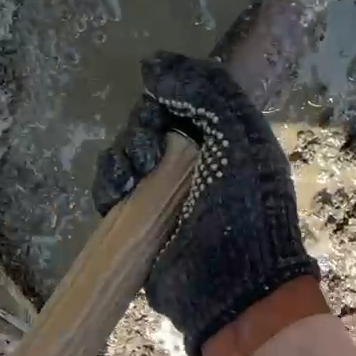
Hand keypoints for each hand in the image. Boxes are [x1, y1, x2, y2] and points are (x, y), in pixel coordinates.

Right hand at [92, 51, 318, 355]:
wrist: (237, 288)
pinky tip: (115, 196)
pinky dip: (108, 188)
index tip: (159, 114)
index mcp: (226, 141)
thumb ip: (203, 89)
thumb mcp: (239, 134)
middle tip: (146, 160)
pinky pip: (115, 197)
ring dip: (119, 160)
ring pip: (126, 160)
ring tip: (130, 180)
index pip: (181, 102)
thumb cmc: (247, 210)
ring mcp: (169, 202)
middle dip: (138, 134)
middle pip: (148, 129)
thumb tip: (150, 67)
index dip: (163, 100)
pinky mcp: (145, 232)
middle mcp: (197, 168)